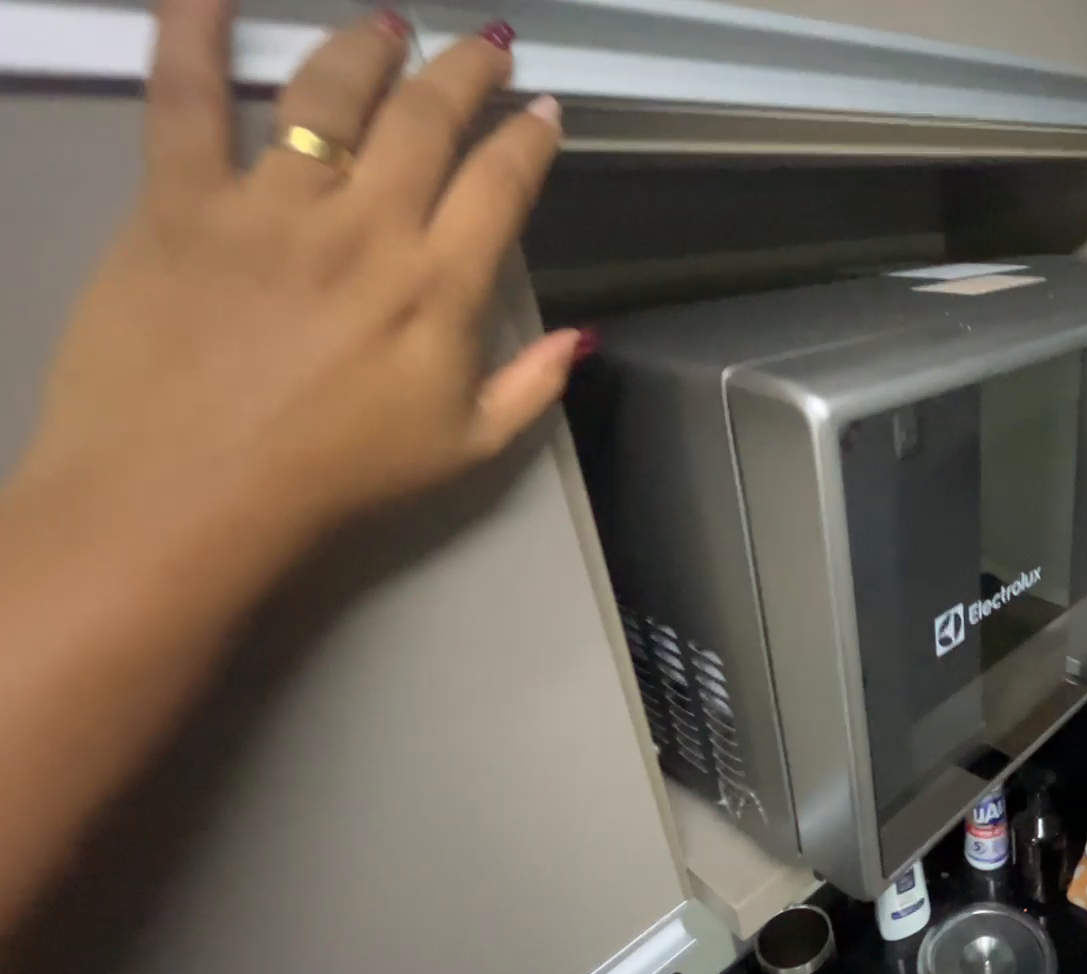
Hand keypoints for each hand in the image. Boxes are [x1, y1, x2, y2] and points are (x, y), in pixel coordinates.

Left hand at [16, 0, 581, 548]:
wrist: (190, 490)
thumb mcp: (470, 444)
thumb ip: (534, 385)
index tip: (546, 111)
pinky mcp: (178, 204)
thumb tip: (583, 337)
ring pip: (326, 97)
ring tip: (389, 22)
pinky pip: (182, 100)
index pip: (499, 185)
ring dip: (366, 48)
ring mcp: (269, 207)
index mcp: (440, 286)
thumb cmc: (347, 471)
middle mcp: (364, 228)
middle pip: (424, 121)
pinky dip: (189, 35)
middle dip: (464, 72)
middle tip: (486, 42)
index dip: (528, 139)